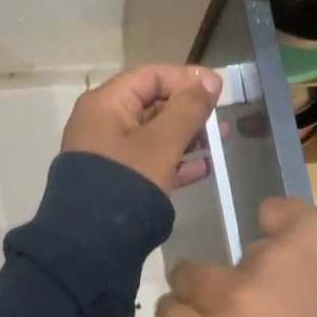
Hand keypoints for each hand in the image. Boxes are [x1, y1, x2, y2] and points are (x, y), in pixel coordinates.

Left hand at [62, 65, 222, 191]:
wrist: (94, 241)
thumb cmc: (129, 181)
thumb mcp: (163, 142)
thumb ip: (188, 109)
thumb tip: (209, 79)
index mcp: (106, 104)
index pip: (150, 76)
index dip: (185, 78)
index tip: (217, 88)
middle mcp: (103, 123)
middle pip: (152, 104)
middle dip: (189, 109)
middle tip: (222, 117)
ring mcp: (110, 153)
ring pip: (154, 135)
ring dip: (188, 136)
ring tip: (222, 139)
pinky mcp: (118, 179)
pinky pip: (150, 161)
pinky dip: (176, 161)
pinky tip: (204, 168)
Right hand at [156, 196, 316, 316]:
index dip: (182, 316)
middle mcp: (232, 295)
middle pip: (189, 274)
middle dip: (206, 285)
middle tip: (242, 294)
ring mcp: (267, 252)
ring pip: (244, 249)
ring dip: (263, 265)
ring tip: (304, 279)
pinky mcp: (303, 222)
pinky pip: (273, 211)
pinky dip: (285, 225)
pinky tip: (309, 243)